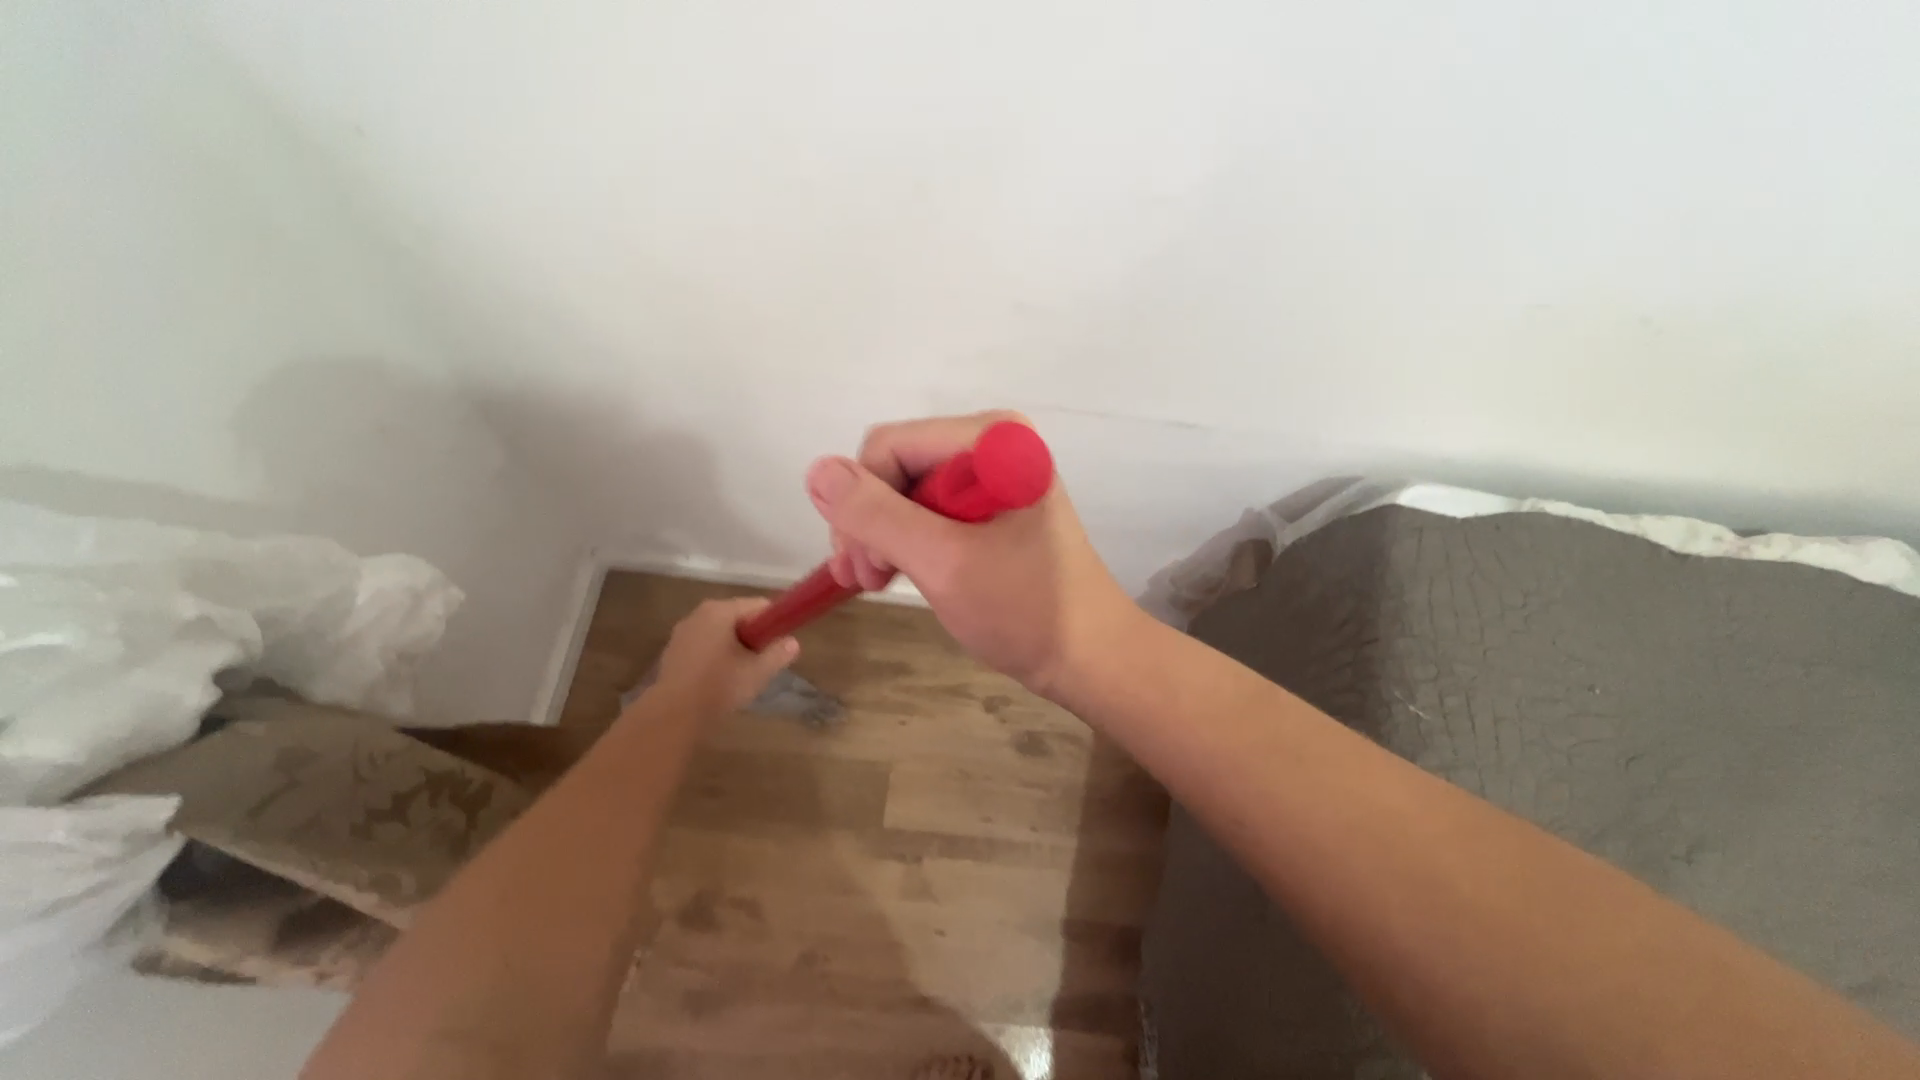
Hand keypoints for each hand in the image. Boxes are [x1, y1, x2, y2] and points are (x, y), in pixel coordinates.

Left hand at [648, 598, 800, 715]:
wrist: (673, 715)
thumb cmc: (719, 687)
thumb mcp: (758, 672)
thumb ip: (779, 654)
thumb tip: (792, 643)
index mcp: (720, 611)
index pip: (759, 605)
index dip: (774, 624)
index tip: (778, 646)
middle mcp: (698, 614)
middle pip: (738, 618)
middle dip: (753, 638)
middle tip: (761, 664)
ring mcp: (682, 633)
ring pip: (720, 634)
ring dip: (734, 649)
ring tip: (740, 676)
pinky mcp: (672, 652)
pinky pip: (704, 647)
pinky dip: (715, 658)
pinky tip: (718, 682)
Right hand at [804, 410, 1138, 694]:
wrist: (1090, 657)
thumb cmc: (1024, 610)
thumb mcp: (942, 562)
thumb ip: (876, 516)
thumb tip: (816, 470)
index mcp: (991, 438)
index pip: (889, 446)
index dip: (860, 501)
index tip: (857, 563)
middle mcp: (991, 443)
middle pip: (895, 466)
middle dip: (869, 523)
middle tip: (862, 580)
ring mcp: (993, 475)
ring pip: (906, 492)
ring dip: (881, 537)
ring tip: (873, 584)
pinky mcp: (991, 507)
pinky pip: (929, 511)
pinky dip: (906, 543)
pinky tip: (895, 575)